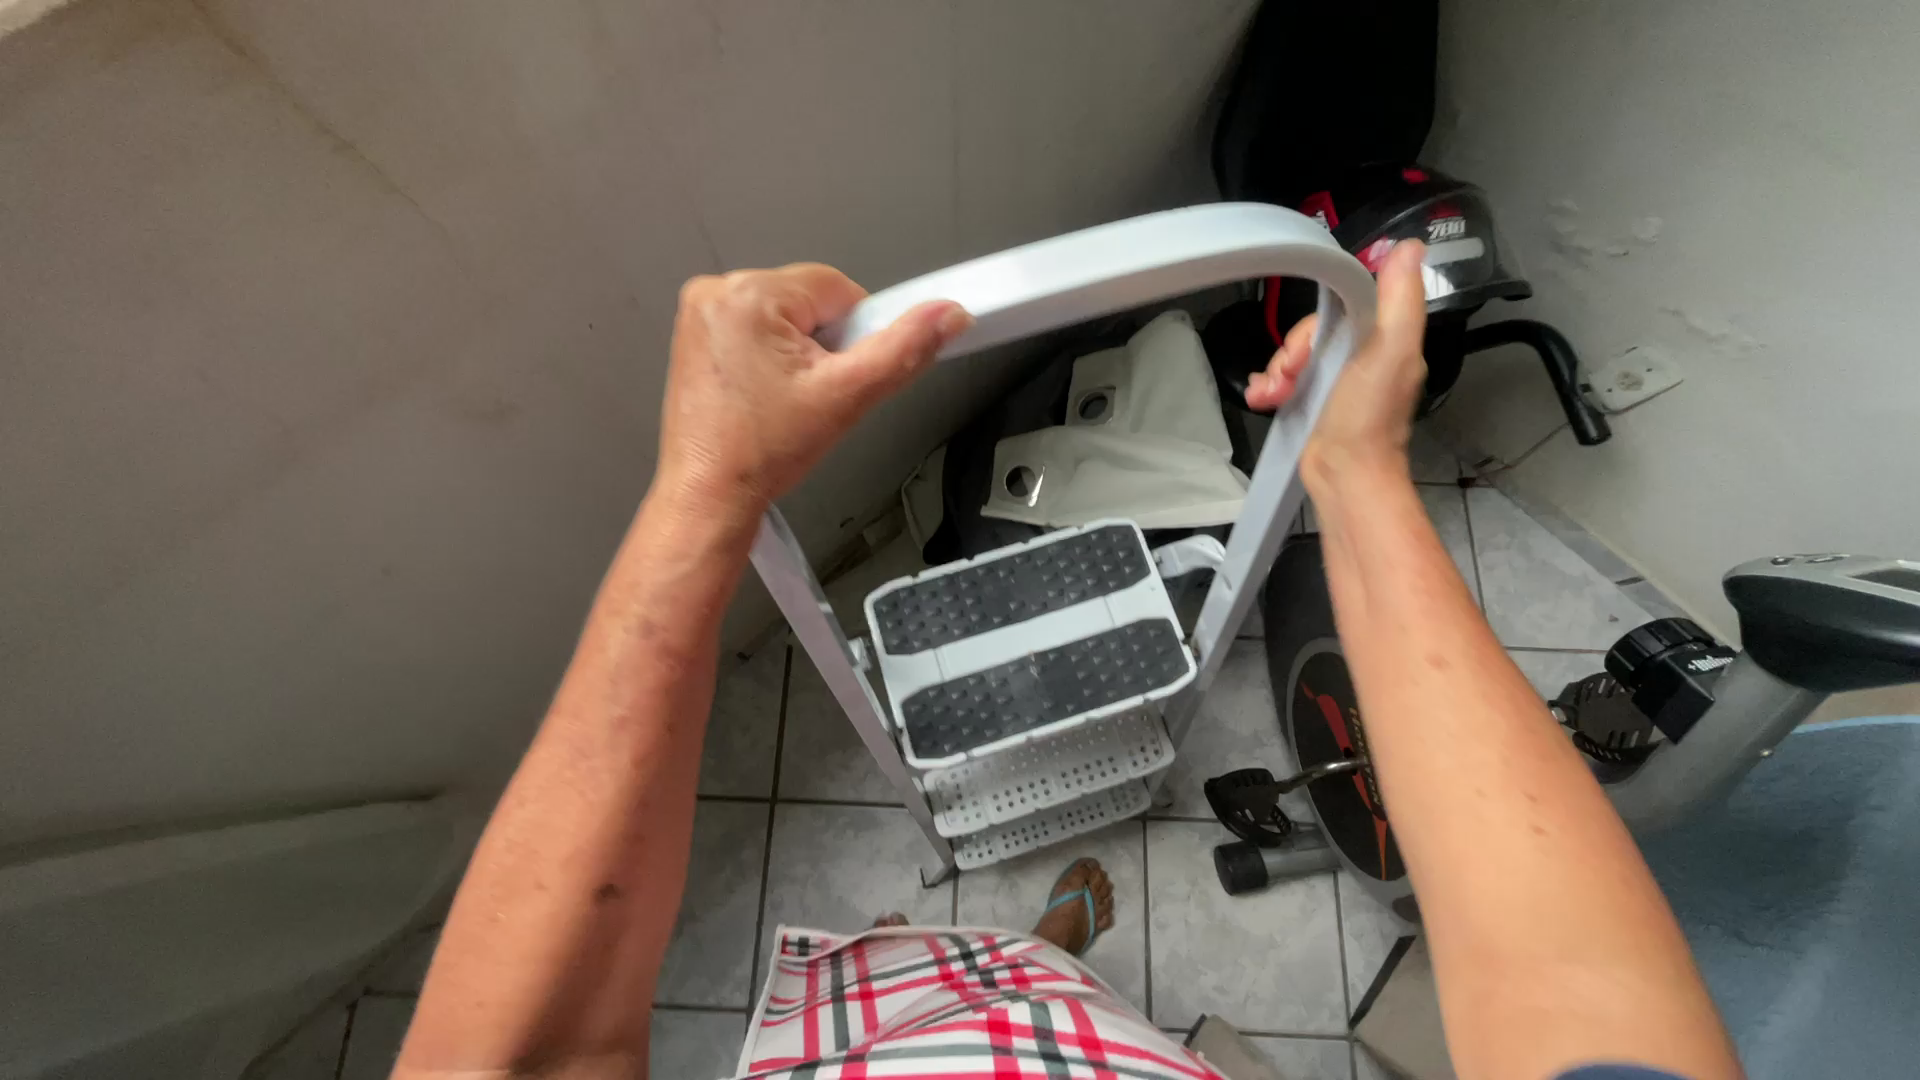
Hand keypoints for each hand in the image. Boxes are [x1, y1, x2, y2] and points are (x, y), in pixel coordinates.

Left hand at [655, 263, 972, 514]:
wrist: (710, 495)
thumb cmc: (763, 452)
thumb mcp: (847, 396)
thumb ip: (904, 349)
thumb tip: (948, 314)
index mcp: (749, 294)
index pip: (838, 288)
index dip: (854, 334)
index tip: (838, 376)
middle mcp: (716, 291)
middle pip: (809, 301)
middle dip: (824, 345)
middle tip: (811, 394)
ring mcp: (700, 313)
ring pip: (785, 317)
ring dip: (799, 352)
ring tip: (785, 399)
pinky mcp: (695, 336)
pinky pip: (756, 329)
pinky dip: (772, 357)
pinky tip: (766, 395)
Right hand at [1243, 240, 1429, 486]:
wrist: (1344, 476)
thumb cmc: (1366, 418)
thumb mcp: (1389, 351)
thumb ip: (1399, 300)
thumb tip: (1408, 247)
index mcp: (1385, 340)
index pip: (1342, 307)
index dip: (1316, 321)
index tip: (1306, 347)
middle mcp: (1363, 357)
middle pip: (1313, 333)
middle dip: (1291, 352)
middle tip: (1288, 376)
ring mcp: (1336, 383)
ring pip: (1295, 357)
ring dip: (1275, 372)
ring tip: (1270, 395)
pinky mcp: (1313, 404)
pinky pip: (1285, 382)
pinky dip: (1269, 388)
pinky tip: (1263, 400)